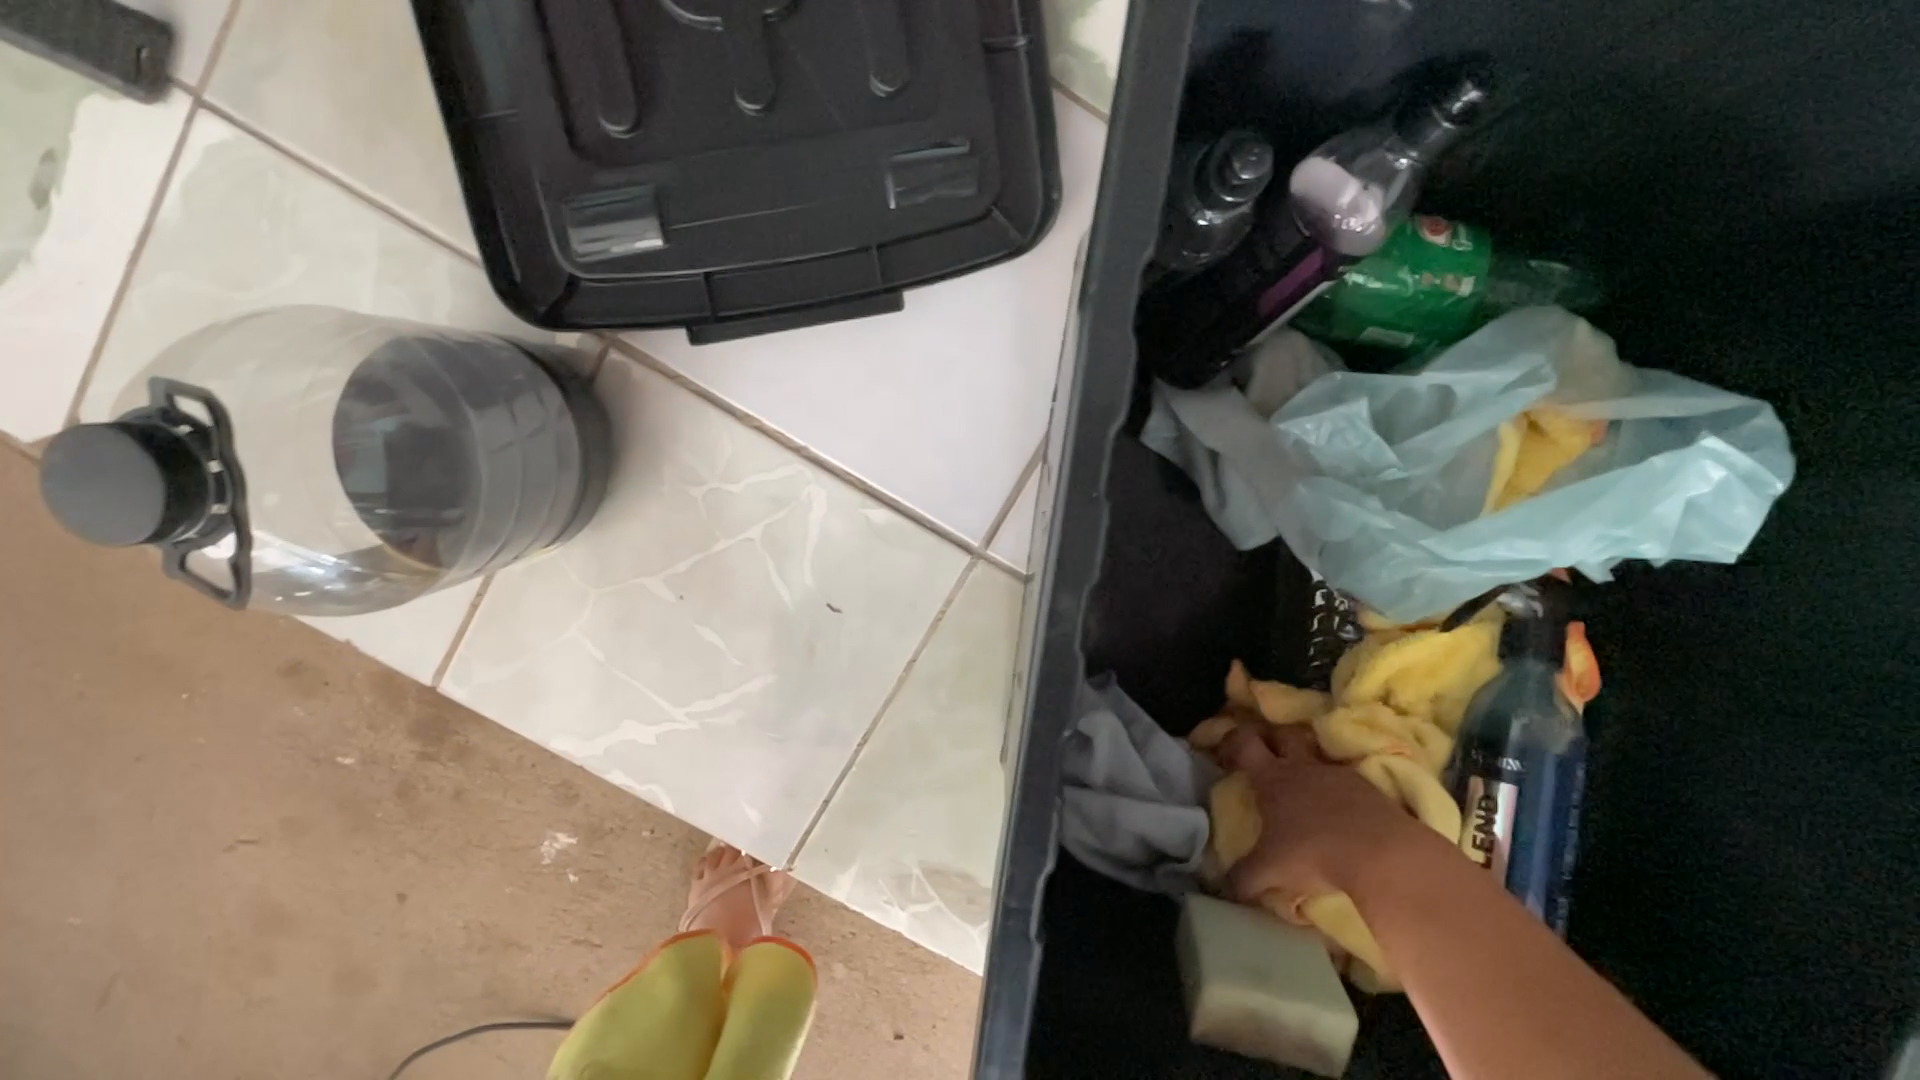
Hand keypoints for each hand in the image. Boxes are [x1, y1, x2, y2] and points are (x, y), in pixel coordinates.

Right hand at [1210, 723, 1431, 905]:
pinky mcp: (1370, 789)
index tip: (1227, 752)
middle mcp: (1304, 768)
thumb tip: (1223, 886)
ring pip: (1319, 756)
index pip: (1245, 743)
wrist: (1382, 856)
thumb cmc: (1312, 854)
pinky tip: (1341, 812)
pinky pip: (1347, 781)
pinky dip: (1339, 791)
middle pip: (1284, 735)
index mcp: (1272, 779)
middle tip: (1267, 756)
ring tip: (1306, 787)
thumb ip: (1242, 877)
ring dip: (1310, 765)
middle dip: (1273, 740)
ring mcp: (1339, 775)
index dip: (1233, 741)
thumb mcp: (1268, 871)